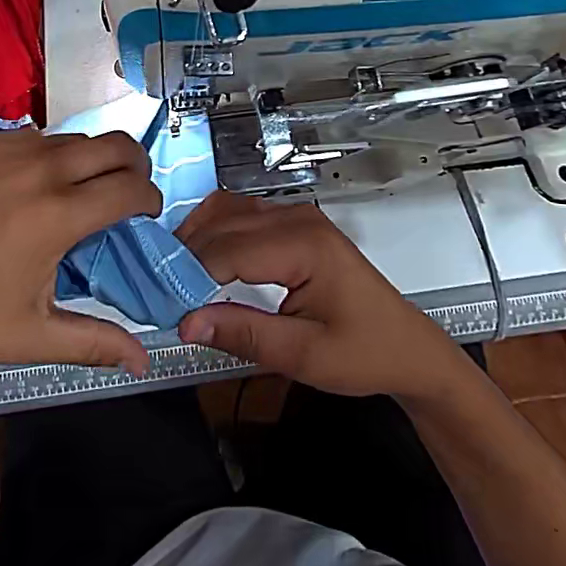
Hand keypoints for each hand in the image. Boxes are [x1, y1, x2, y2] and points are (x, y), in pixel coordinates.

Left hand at [0, 129, 161, 409]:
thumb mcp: (26, 337)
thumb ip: (93, 344)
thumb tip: (144, 361)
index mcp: (59, 215)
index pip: (133, 188)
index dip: (150, 202)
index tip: (142, 220)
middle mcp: (42, 169)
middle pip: (118, 145)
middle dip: (135, 168)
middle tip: (124, 197)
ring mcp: (9, 148)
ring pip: (78, 137)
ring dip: (93, 160)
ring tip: (76, 194)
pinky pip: (37, 137)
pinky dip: (51, 155)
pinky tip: (29, 187)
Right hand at [174, 192, 471, 399]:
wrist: (408, 349)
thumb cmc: (367, 352)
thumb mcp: (304, 355)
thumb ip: (243, 334)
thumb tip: (187, 322)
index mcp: (304, 245)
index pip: (227, 250)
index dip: (188, 277)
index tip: (161, 305)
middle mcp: (298, 219)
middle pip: (222, 223)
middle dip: (184, 255)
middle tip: (157, 292)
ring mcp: (297, 218)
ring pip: (227, 211)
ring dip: (196, 239)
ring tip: (172, 278)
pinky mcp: (294, 226)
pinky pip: (242, 216)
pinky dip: (214, 234)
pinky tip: (199, 262)